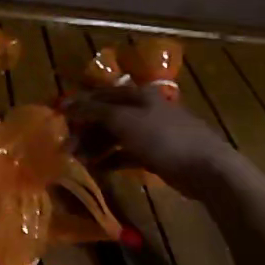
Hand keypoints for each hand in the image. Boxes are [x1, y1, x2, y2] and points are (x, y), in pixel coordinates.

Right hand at [68, 86, 236, 197]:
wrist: (207, 169)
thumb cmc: (162, 138)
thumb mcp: (122, 120)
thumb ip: (91, 110)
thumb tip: (64, 103)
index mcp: (138, 95)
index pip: (99, 95)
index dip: (77, 106)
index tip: (57, 121)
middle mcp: (143, 109)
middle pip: (105, 116)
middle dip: (83, 130)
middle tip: (66, 148)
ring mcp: (151, 132)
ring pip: (113, 135)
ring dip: (93, 146)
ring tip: (79, 161)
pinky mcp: (156, 152)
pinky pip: (124, 152)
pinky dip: (109, 158)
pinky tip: (97, 168)